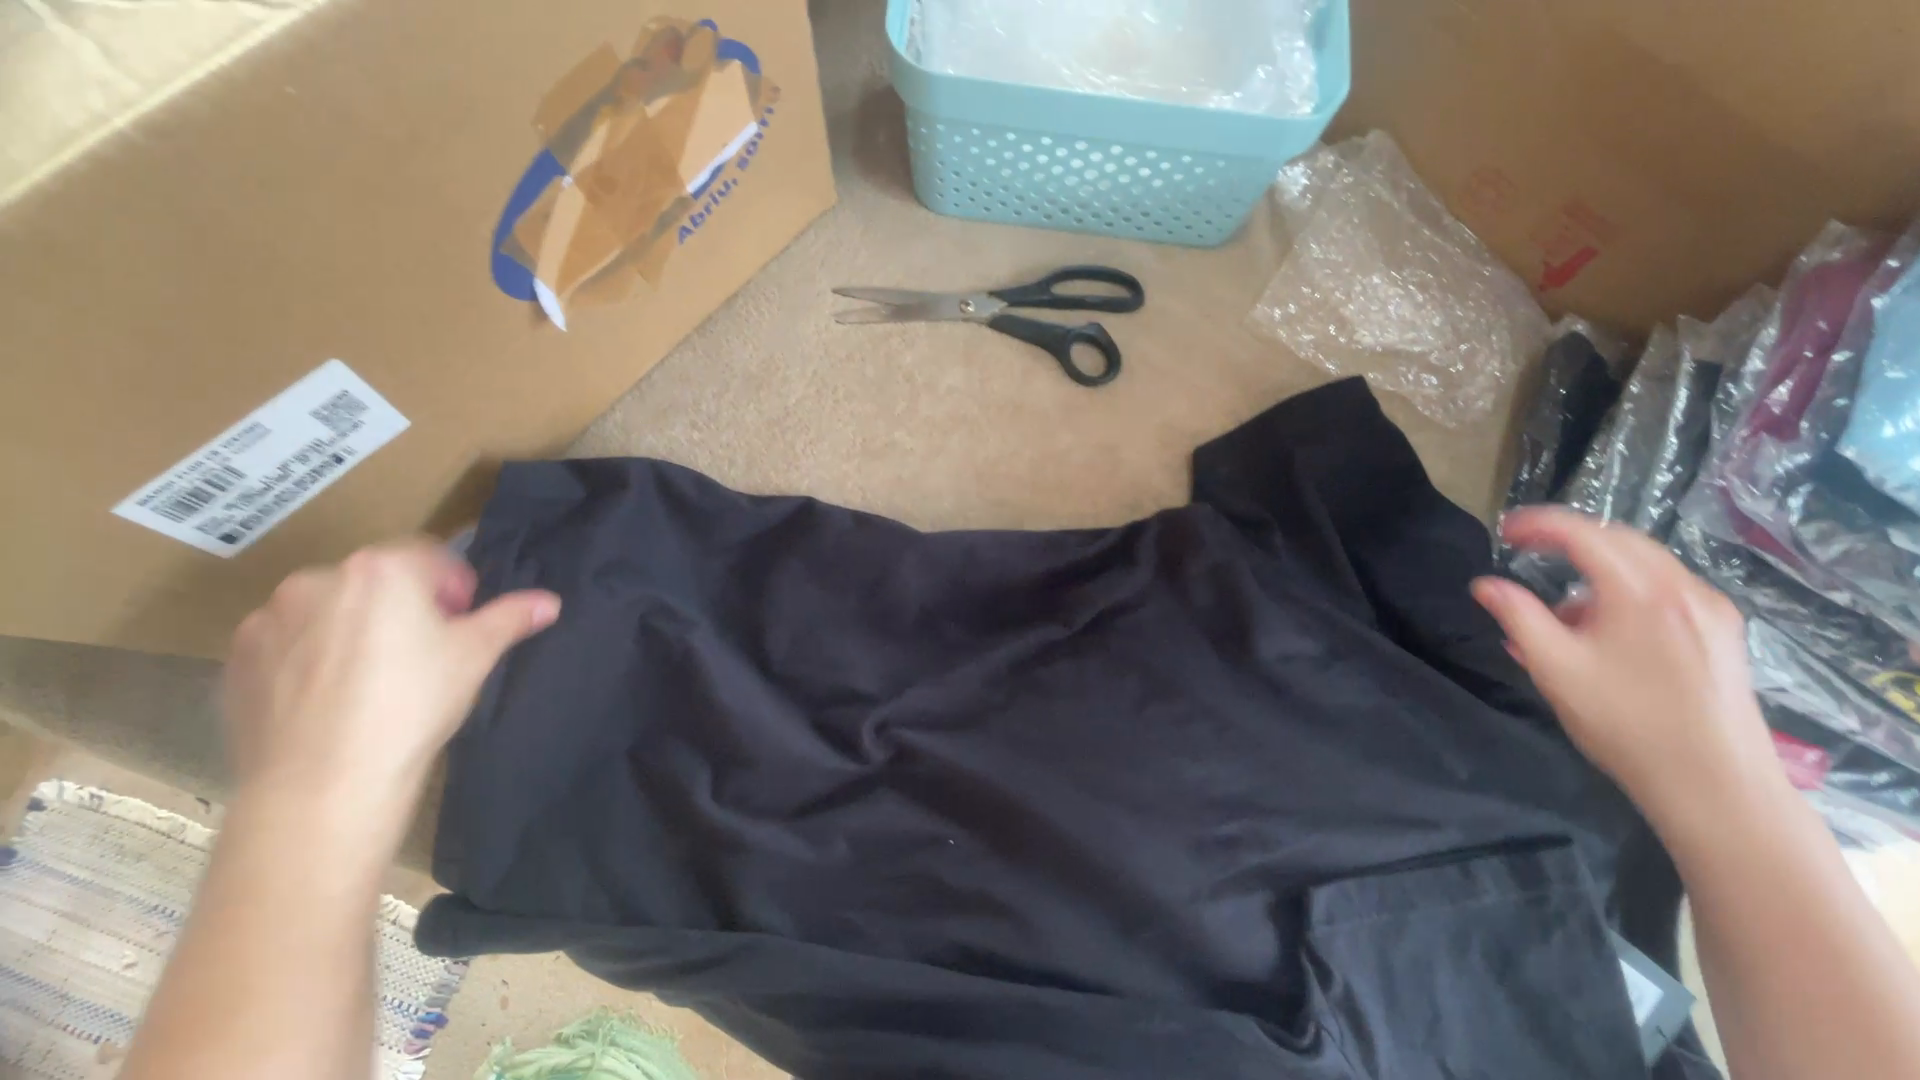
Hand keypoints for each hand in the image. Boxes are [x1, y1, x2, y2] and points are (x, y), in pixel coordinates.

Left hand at [222, 540, 559, 836]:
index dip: (453, 587)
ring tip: (370, 681)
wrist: (323, 782)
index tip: (459, 624)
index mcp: (382, 570)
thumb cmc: (412, 706)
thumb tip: (551, 601)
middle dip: (401, 606)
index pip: (429, 555)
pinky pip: (285, 644)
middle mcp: (318, 579)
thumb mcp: (475, 657)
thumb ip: (511, 618)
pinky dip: (308, 658)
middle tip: (421, 653)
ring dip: (351, 629)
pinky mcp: (236, 659)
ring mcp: (269, 619)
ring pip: (326, 610)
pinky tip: (328, 699)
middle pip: (375, 580)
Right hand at [1470, 507, 1788, 832]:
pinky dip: (1627, 589)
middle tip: (1526, 550)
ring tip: (1562, 605)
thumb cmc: (1626, 725)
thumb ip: (1517, 618)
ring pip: (1646, 563)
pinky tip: (1605, 627)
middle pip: (1620, 540)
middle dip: (1569, 539)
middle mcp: (1685, 588)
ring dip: (1598, 567)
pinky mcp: (1722, 632)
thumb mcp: (1556, 670)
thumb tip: (1486, 585)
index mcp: (1642, 592)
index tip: (1503, 532)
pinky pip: (1667, 589)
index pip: (1585, 533)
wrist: (1715, 784)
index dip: (1539, 524)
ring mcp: (1711, 610)